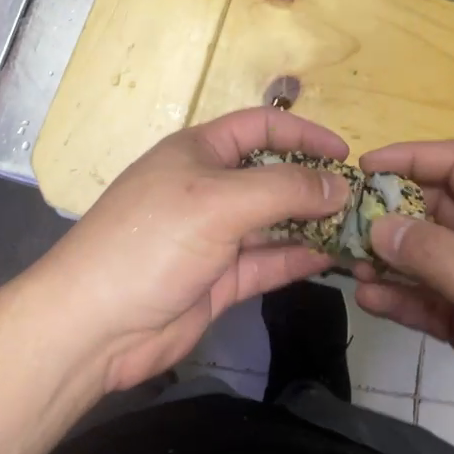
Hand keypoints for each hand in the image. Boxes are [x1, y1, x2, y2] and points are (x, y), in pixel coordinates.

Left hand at [33, 108, 350, 393]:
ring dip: (311, 224)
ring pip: (274, 222)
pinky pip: (266, 261)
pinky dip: (296, 258)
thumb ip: (284, 189)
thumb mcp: (220, 202)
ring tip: (356, 230)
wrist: (93, 326)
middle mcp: (209, 187)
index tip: (345, 154)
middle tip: (360, 199)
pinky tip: (330, 259)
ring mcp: (213, 236)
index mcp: (200, 151)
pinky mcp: (217, 279)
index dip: (303, 133)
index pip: (261, 127)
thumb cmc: (153, 240)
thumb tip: (339, 184)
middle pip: (271, 175)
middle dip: (313, 184)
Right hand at [354, 141, 453, 453]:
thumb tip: (379, 224)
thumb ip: (438, 257)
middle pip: (434, 209)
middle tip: (342, 223)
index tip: (364, 168)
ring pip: (425, 256)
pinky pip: (427, 300)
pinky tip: (368, 299)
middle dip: (390, 212)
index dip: (412, 158)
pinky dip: (399, 297)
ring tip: (346, 263)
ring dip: (387, 258)